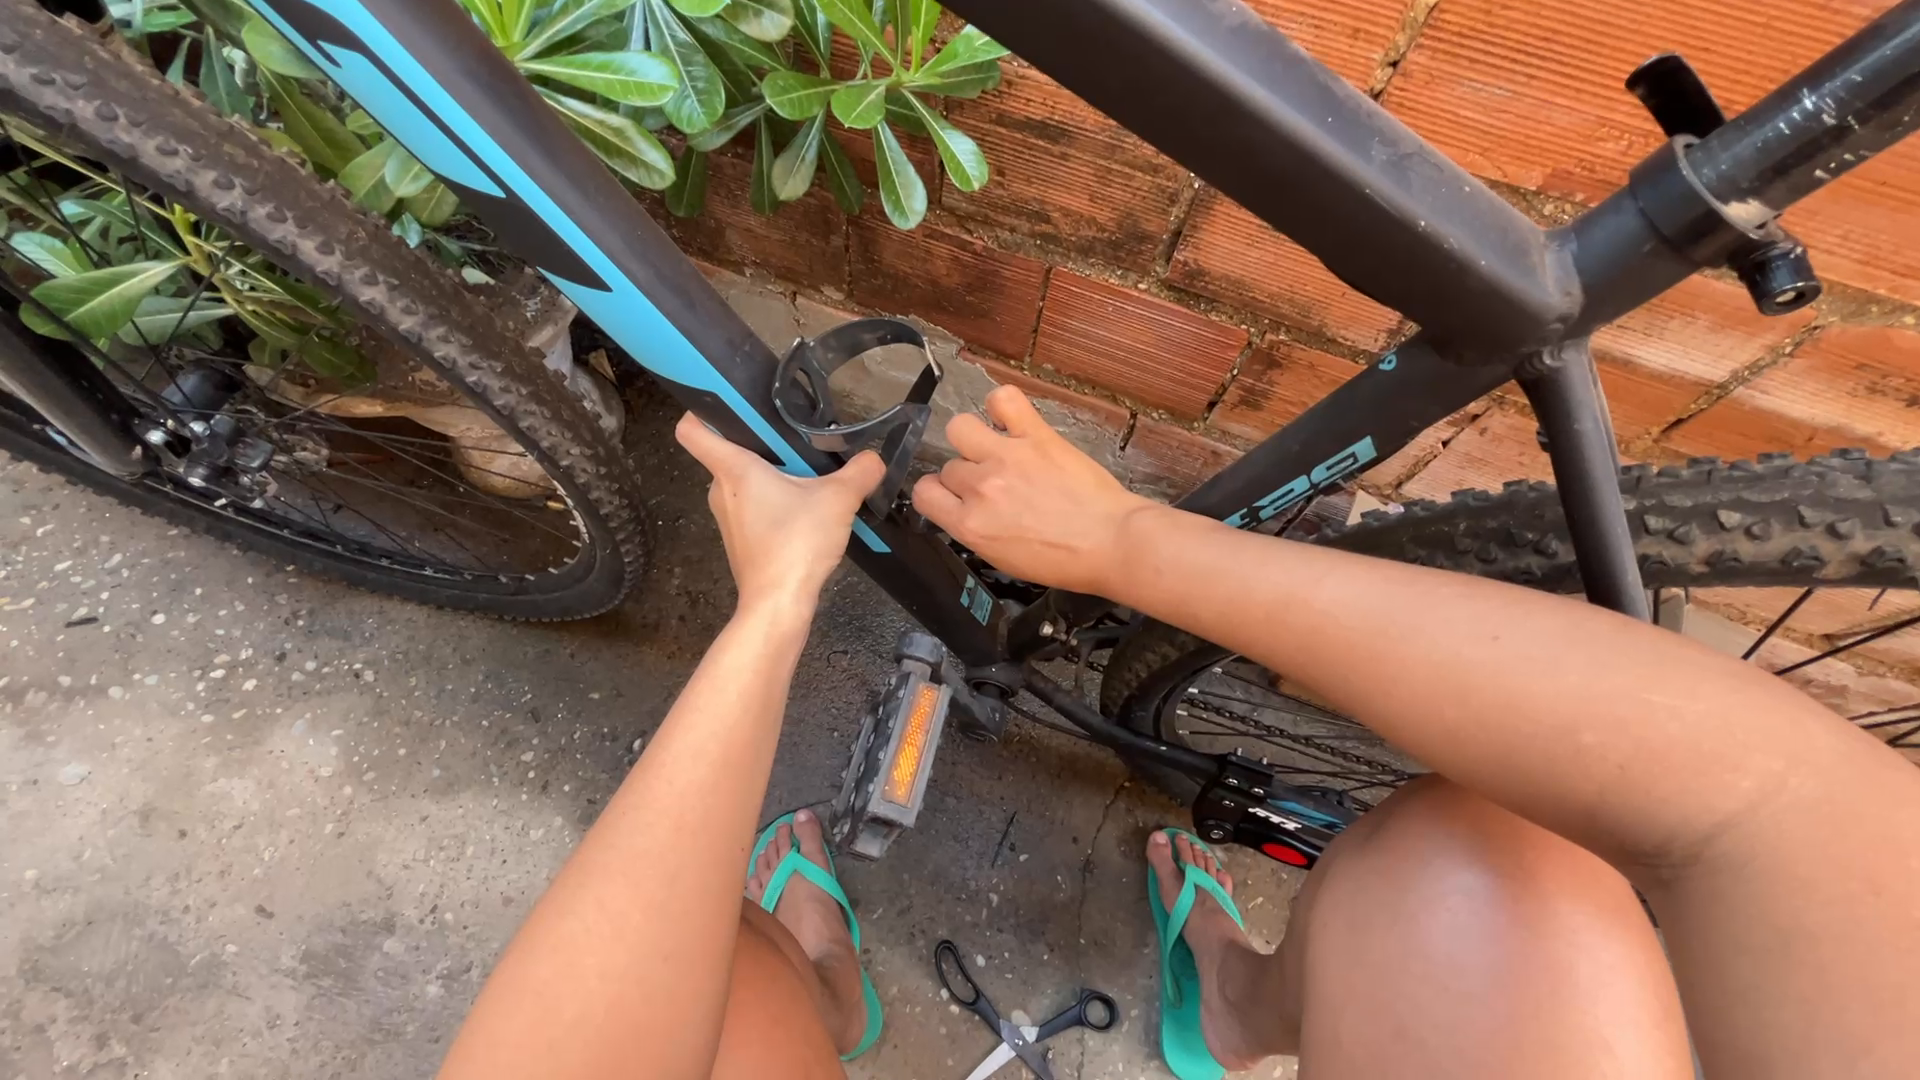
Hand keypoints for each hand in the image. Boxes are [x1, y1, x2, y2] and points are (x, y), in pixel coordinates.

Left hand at [675, 413, 884, 615]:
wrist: (779, 603)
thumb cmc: (796, 543)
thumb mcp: (838, 499)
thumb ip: (860, 471)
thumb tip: (874, 458)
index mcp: (733, 469)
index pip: (692, 429)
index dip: (704, 410)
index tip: (732, 406)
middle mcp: (721, 490)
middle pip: (729, 454)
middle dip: (763, 447)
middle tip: (799, 448)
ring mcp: (727, 518)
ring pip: (745, 484)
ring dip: (773, 479)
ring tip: (810, 484)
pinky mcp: (740, 540)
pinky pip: (754, 509)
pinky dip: (775, 506)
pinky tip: (805, 516)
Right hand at [912, 386, 1154, 594]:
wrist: (1111, 543)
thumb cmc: (1065, 560)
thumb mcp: (1004, 560)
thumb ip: (976, 530)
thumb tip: (966, 509)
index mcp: (970, 526)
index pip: (924, 494)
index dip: (938, 494)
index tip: (955, 497)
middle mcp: (980, 488)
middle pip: (948, 466)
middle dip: (967, 474)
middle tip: (997, 485)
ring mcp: (1006, 457)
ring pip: (960, 428)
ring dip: (973, 439)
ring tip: (997, 449)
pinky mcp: (1036, 435)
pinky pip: (1003, 399)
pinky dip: (1001, 405)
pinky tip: (1011, 421)